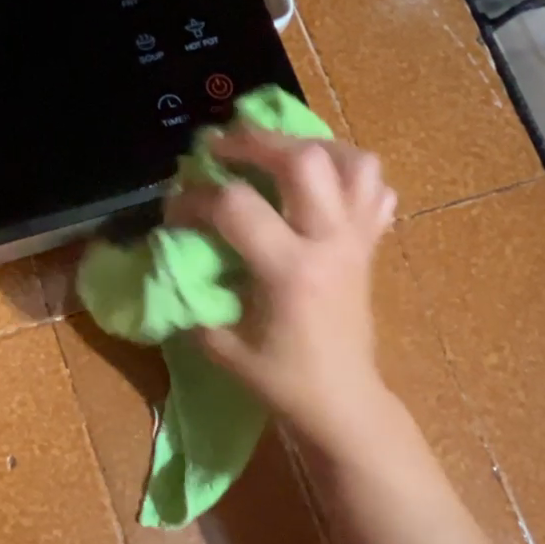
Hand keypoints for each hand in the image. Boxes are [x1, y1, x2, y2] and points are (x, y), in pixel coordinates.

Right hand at [168, 126, 396, 443]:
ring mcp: (357, 240)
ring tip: (275, 151)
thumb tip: (174, 267)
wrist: (344, 401)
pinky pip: (372, 186)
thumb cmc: (283, 381)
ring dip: (309, 145)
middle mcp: (329, 243)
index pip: (235, 207)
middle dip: (254, 142)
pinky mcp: (370, 244)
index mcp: (290, 271)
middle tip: (219, 146)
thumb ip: (197, 302)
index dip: (194, 200)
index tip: (172, 210)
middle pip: (303, 160)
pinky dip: (346, 169)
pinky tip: (317, 178)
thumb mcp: (224, 348)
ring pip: (351, 161)